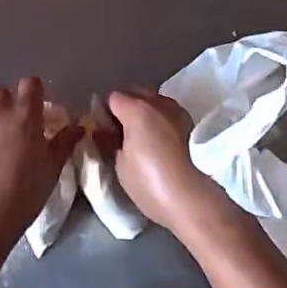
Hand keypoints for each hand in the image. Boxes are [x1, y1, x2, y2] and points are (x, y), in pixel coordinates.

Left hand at [0, 77, 77, 252]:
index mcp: (24, 116)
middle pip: (1, 93)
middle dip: (7, 105)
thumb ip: (64, 143)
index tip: (36, 107)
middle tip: (12, 131)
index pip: (30, 84)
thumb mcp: (51, 171)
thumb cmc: (22, 196)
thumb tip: (77, 127)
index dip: (33, 92)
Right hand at [105, 91, 236, 236]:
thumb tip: (101, 130)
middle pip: (133, 92)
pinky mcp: (186, 122)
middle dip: (124, 105)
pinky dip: (157, 116)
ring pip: (152, 98)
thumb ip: (108, 139)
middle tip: (117, 130)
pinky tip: (154, 136)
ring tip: (137, 133)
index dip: (104, 112)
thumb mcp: (118, 162)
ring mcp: (174, 110)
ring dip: (142, 109)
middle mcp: (157, 102)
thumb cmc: (146, 180)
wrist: (185, 195)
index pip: (112, 98)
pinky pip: (165, 109)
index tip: (102, 129)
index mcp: (136, 108)